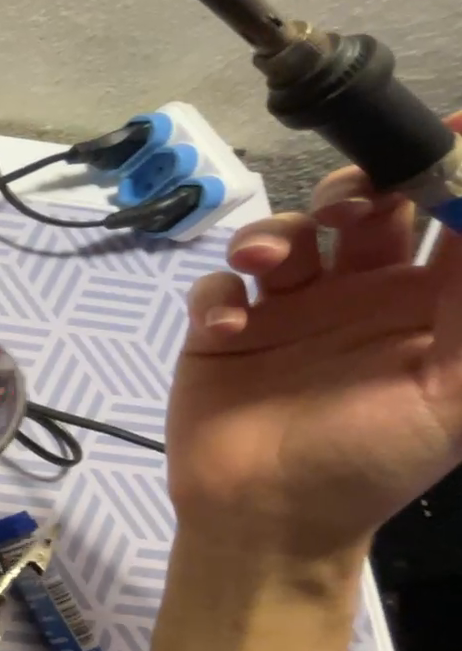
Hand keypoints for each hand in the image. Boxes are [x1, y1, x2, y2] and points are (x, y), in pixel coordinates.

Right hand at [171, 113, 461, 557]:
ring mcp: (283, 315)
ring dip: (270, 238)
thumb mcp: (454, 389)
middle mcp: (359, 296)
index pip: (453, 219)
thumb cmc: (370, 458)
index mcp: (430, 303)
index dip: (455, 172)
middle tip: (344, 207)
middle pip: (362, 214)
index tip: (451, 136)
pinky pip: (213, 294)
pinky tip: (224, 331)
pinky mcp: (219, 337)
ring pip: (279, 242)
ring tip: (260, 266)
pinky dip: (214, 300)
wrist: (265, 514)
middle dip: (353, 193)